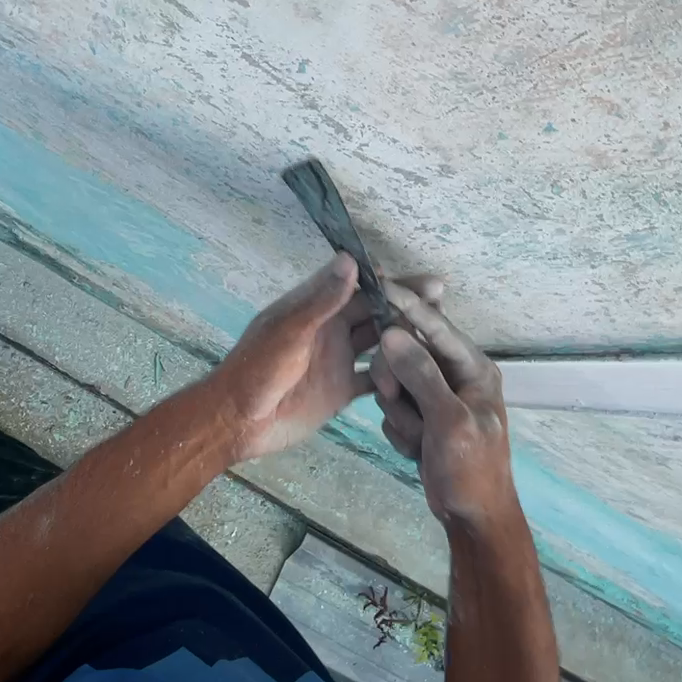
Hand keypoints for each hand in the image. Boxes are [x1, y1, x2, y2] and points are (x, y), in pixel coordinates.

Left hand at [211, 254, 441, 461]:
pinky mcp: (341, 390)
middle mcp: (330, 329)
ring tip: (441, 339)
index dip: (389, 281)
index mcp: (315, 308)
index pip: (358, 285)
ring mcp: (337, 360)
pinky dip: (395, 377)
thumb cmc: (257, 369)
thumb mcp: (290, 331)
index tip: (424, 281)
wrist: (238, 421)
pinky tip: (421, 379)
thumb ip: (322, 299)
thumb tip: (352, 260)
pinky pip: (374, 380)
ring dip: (405, 340)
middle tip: (442, 302)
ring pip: (379, 344)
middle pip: (374, 312)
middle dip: (406, 307)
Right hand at [371, 281, 517, 528]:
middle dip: (396, 378)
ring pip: (392, 379)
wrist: (471, 518)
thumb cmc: (472, 468)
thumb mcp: (448, 421)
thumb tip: (391, 333)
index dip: (407, 304)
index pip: (435, 325)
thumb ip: (420, 374)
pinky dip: (398, 427)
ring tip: (418, 436)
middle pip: (405, 351)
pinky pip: (390, 405)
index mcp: (472, 366)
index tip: (379, 283)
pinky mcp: (419, 414)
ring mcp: (434, 394)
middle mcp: (453, 373)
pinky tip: (416, 448)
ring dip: (399, 411)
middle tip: (394, 396)